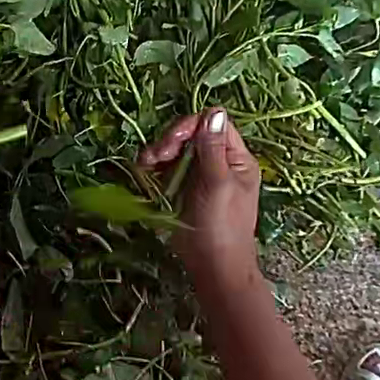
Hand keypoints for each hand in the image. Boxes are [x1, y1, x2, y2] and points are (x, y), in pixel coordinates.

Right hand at [137, 107, 261, 292]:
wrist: (213, 268)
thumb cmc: (223, 227)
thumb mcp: (219, 184)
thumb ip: (213, 148)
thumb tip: (214, 111)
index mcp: (236, 158)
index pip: (213, 123)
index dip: (190, 126)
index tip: (173, 142)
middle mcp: (217, 161)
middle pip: (190, 134)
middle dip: (170, 141)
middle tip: (155, 158)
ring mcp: (198, 174)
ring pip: (175, 149)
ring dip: (157, 153)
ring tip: (145, 166)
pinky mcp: (181, 188)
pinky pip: (166, 168)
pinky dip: (153, 168)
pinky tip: (144, 173)